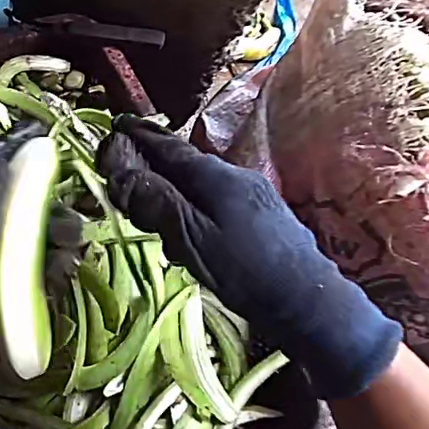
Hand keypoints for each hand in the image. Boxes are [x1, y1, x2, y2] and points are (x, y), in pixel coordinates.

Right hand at [97, 116, 400, 397]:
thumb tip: (120, 169)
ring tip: (151, 213)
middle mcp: (235, 177)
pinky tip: (188, 235)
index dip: (140, 137)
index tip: (118, 125)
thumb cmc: (247, 271)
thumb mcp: (192, 238)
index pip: (168, 147)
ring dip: (171, 192)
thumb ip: (156, 203)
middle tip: (123, 171)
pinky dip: (191, 209)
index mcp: (215, 176)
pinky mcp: (261, 218)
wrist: (310, 303)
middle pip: (184, 164)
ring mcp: (252, 196)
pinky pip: (215, 203)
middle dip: (152, 165)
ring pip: (199, 186)